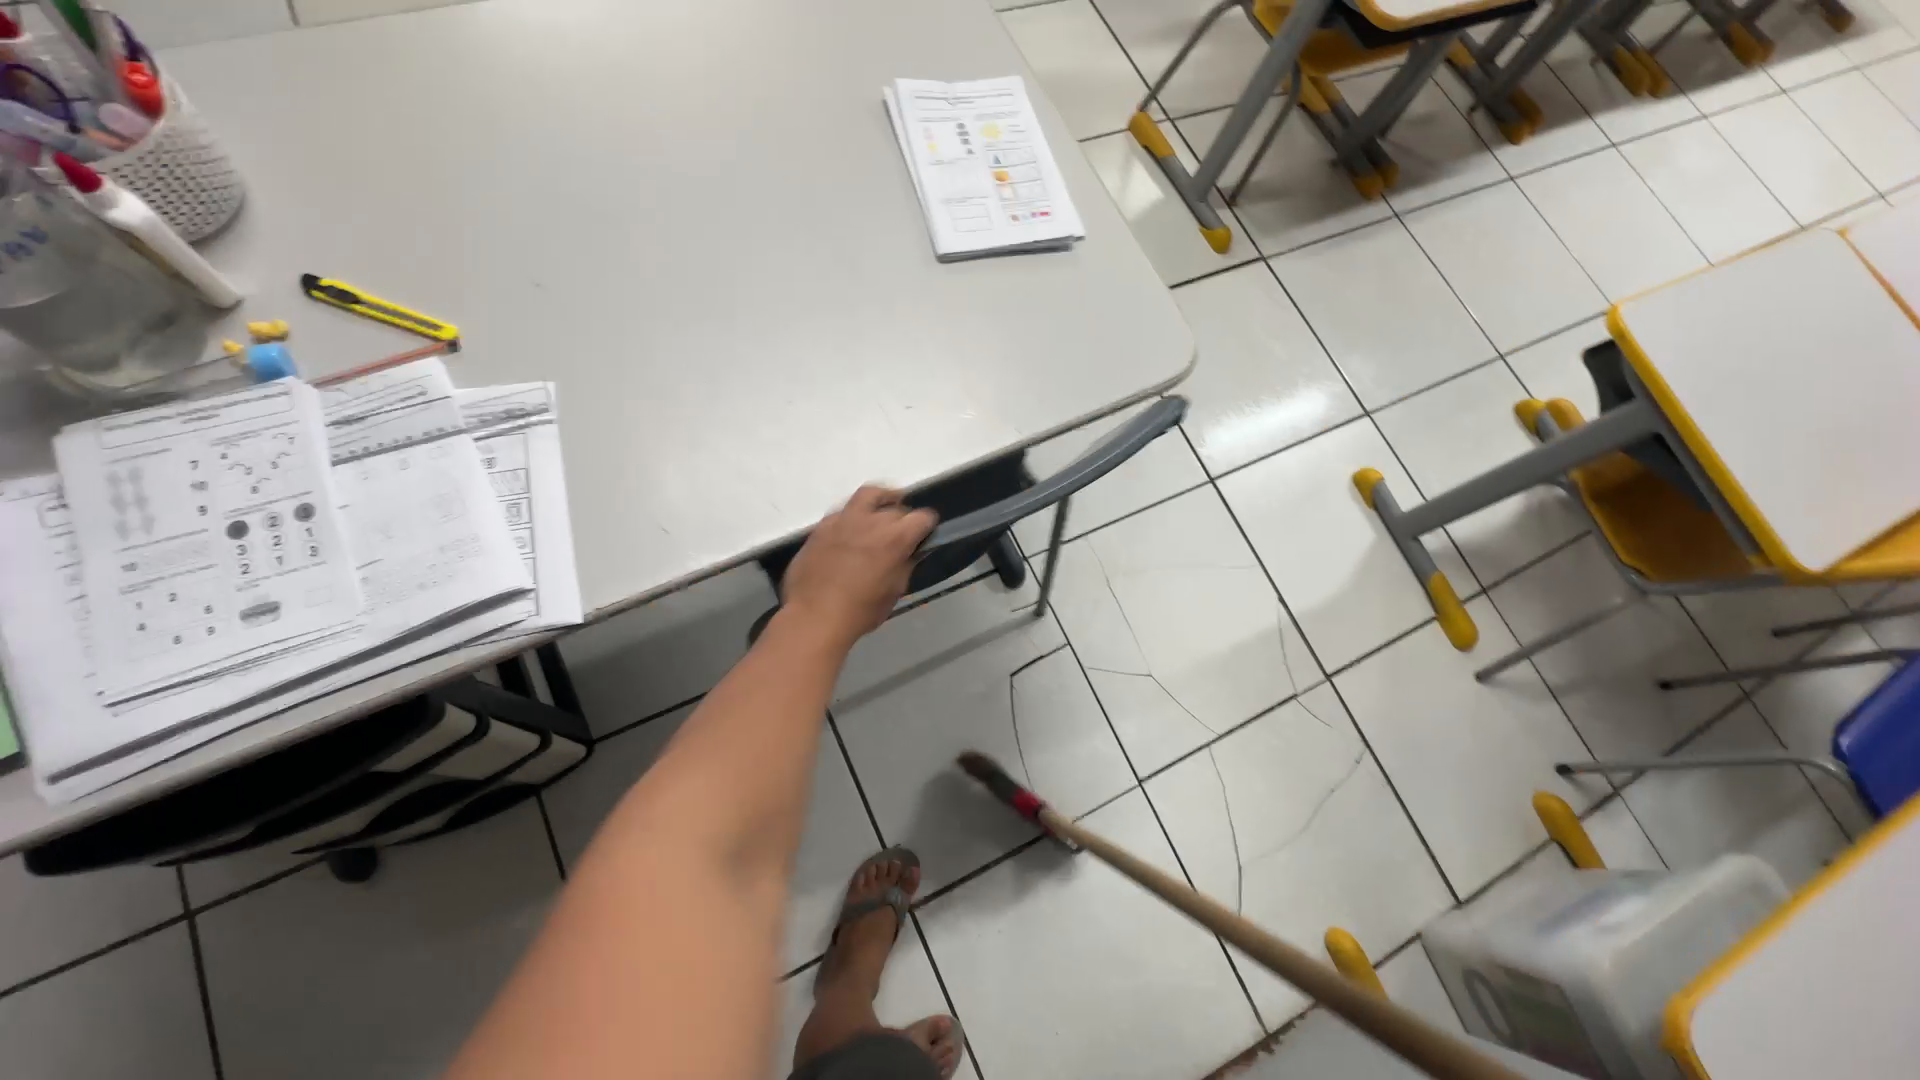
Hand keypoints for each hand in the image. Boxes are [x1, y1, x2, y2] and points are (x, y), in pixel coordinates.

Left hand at [781, 486, 937, 644]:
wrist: (813, 616)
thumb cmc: (860, 611)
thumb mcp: (895, 591)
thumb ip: (905, 565)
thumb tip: (909, 553)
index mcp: (895, 538)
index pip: (923, 517)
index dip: (928, 525)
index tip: (925, 535)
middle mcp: (871, 521)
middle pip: (896, 507)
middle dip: (904, 518)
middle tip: (902, 533)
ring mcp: (844, 519)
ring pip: (868, 495)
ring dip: (880, 501)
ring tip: (881, 512)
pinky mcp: (822, 526)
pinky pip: (843, 511)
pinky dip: (854, 516)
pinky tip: (852, 531)